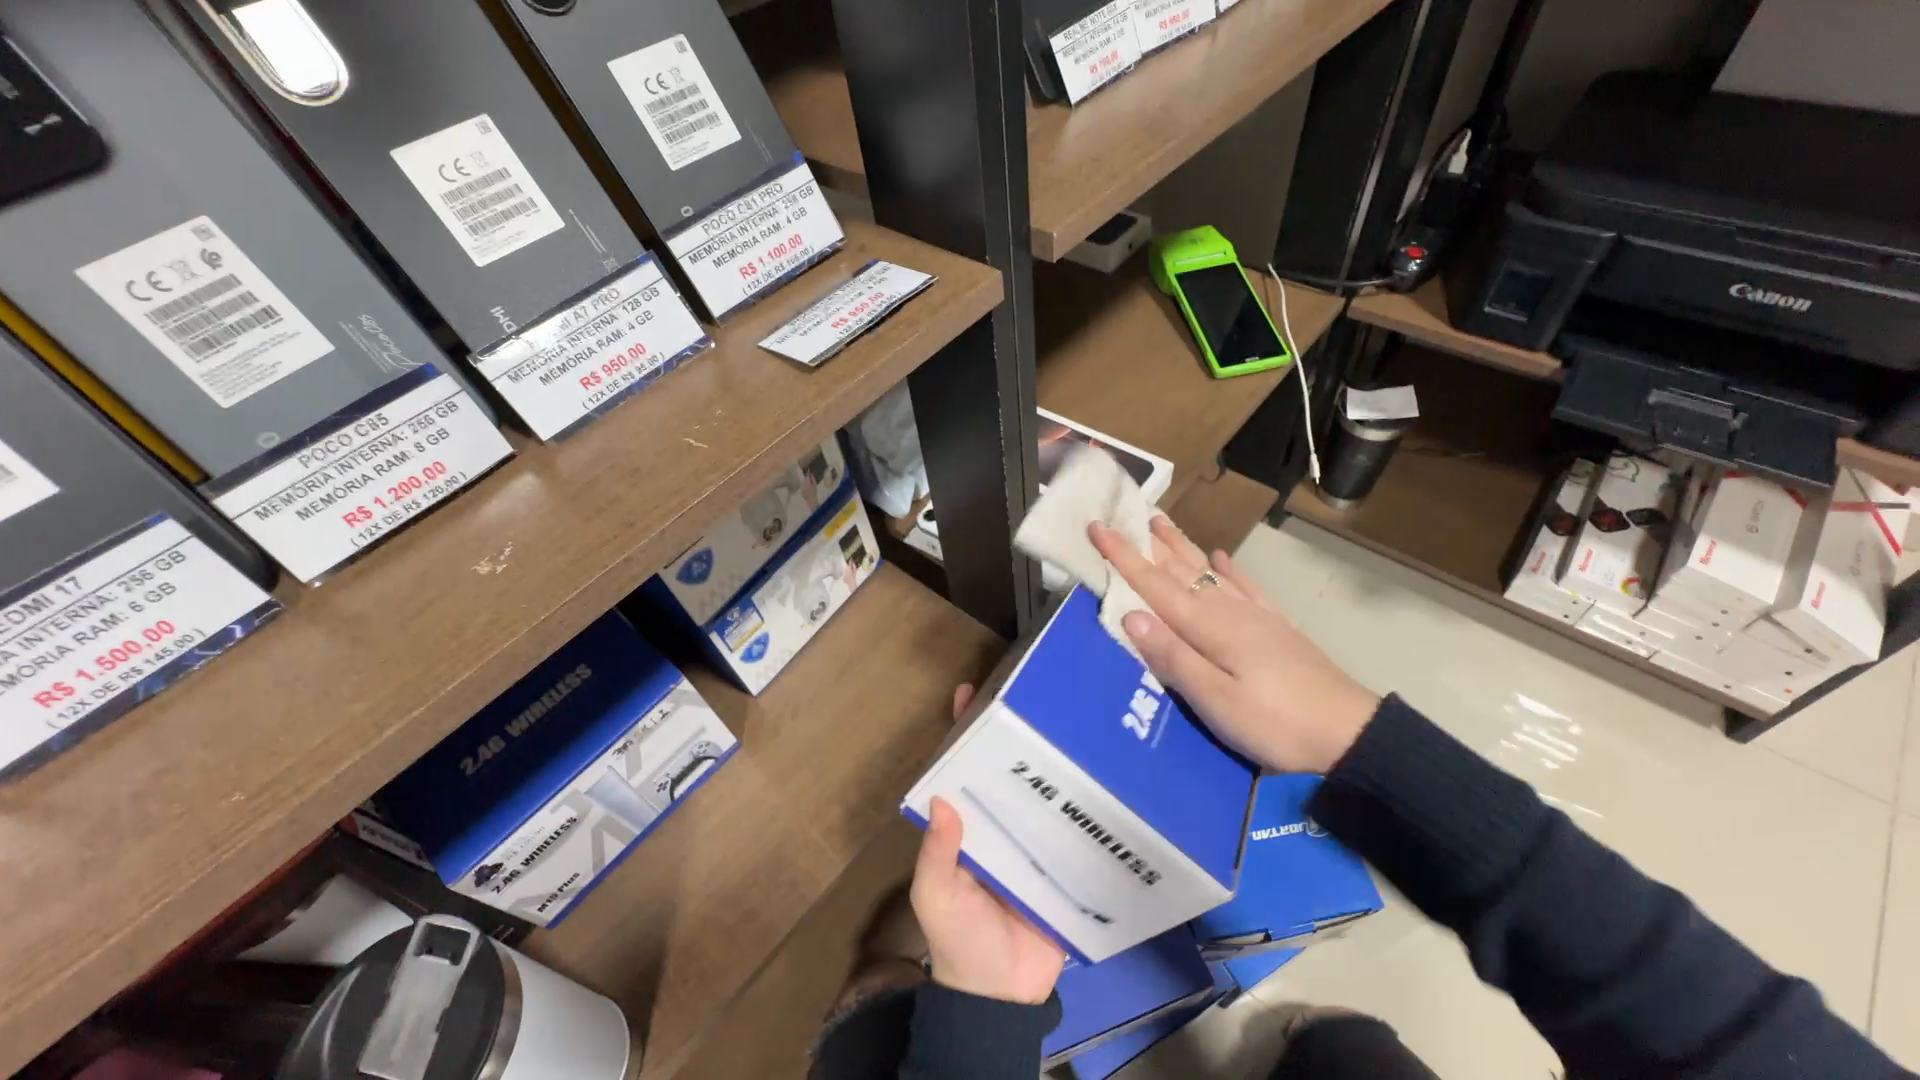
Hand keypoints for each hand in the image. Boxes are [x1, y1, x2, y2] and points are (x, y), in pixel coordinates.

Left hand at [909, 689, 1066, 1004]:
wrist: (1001, 999)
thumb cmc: (959, 941)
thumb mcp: (936, 897)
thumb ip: (937, 854)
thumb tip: (941, 798)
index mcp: (969, 829)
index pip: (964, 772)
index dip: (963, 734)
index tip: (972, 692)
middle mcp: (1003, 829)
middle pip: (1010, 777)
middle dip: (1021, 742)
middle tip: (1042, 700)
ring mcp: (1037, 848)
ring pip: (1046, 800)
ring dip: (1059, 772)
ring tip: (1081, 729)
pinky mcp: (1069, 872)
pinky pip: (1080, 838)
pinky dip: (1092, 816)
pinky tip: (1112, 784)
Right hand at [1089, 517, 1379, 773]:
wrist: (1350, 736)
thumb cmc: (1276, 724)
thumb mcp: (1216, 701)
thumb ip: (1172, 656)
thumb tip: (1130, 614)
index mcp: (1209, 628)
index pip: (1155, 585)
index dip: (1123, 556)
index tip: (1098, 527)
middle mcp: (1230, 612)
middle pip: (1181, 571)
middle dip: (1149, 544)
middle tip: (1126, 513)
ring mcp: (1257, 618)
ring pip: (1209, 573)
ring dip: (1183, 548)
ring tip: (1163, 523)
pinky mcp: (1277, 630)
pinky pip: (1246, 589)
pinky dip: (1230, 571)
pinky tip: (1221, 559)